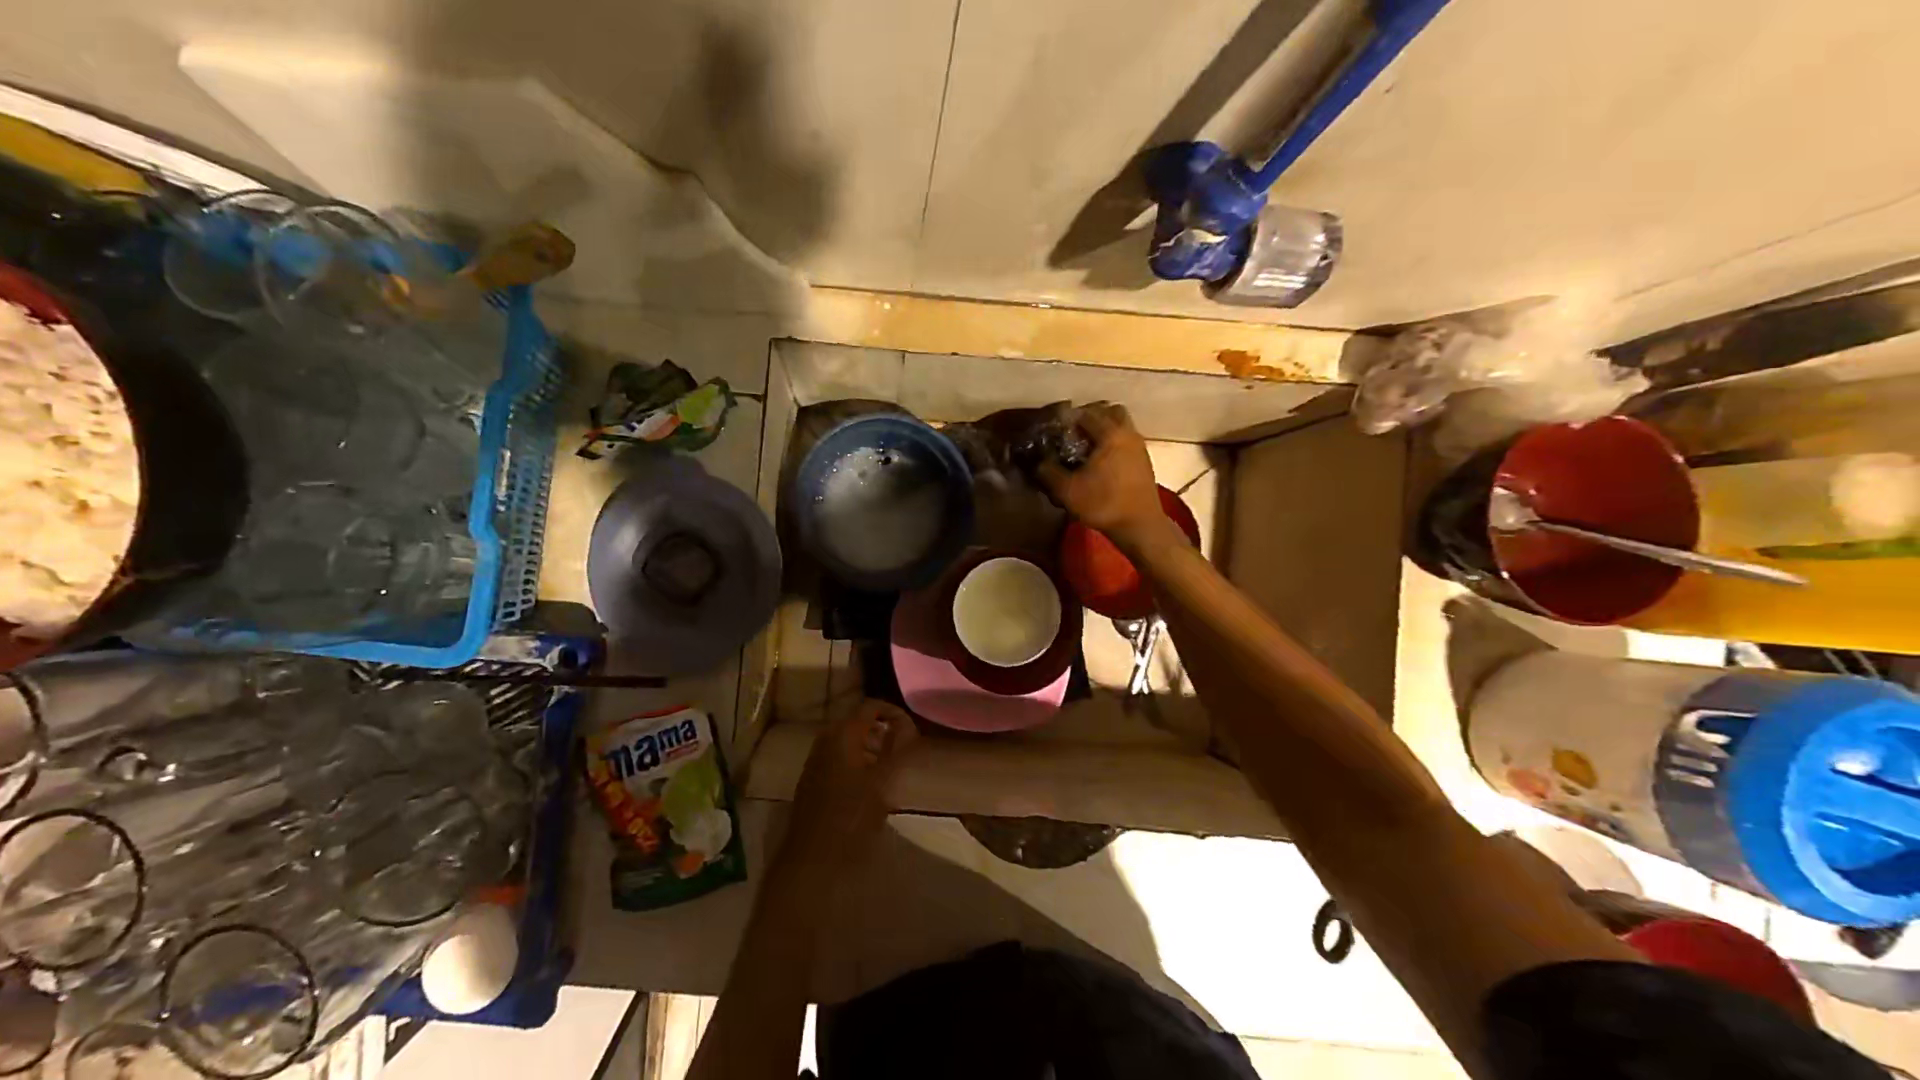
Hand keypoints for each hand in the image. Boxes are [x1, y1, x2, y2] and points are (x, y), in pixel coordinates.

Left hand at [783, 699, 915, 871]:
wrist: (812, 856)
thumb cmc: (851, 815)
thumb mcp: (883, 781)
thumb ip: (897, 750)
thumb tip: (906, 728)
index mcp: (841, 734)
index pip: (870, 706)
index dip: (893, 712)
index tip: (911, 730)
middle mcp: (824, 740)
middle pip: (857, 723)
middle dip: (881, 730)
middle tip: (903, 747)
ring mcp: (815, 760)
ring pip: (847, 742)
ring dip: (870, 747)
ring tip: (892, 765)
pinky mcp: (812, 780)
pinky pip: (838, 759)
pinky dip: (856, 762)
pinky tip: (871, 783)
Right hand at [1038, 402, 1169, 547]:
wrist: (1140, 526)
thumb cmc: (1103, 504)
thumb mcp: (1067, 490)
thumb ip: (1048, 471)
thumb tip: (1038, 461)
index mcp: (1110, 434)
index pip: (1086, 413)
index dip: (1068, 419)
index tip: (1055, 431)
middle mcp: (1128, 433)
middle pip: (1110, 411)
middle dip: (1091, 417)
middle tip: (1074, 433)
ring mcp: (1139, 447)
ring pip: (1121, 425)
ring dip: (1104, 430)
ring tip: (1086, 448)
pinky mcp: (1144, 461)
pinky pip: (1126, 440)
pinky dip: (1114, 443)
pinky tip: (1101, 462)